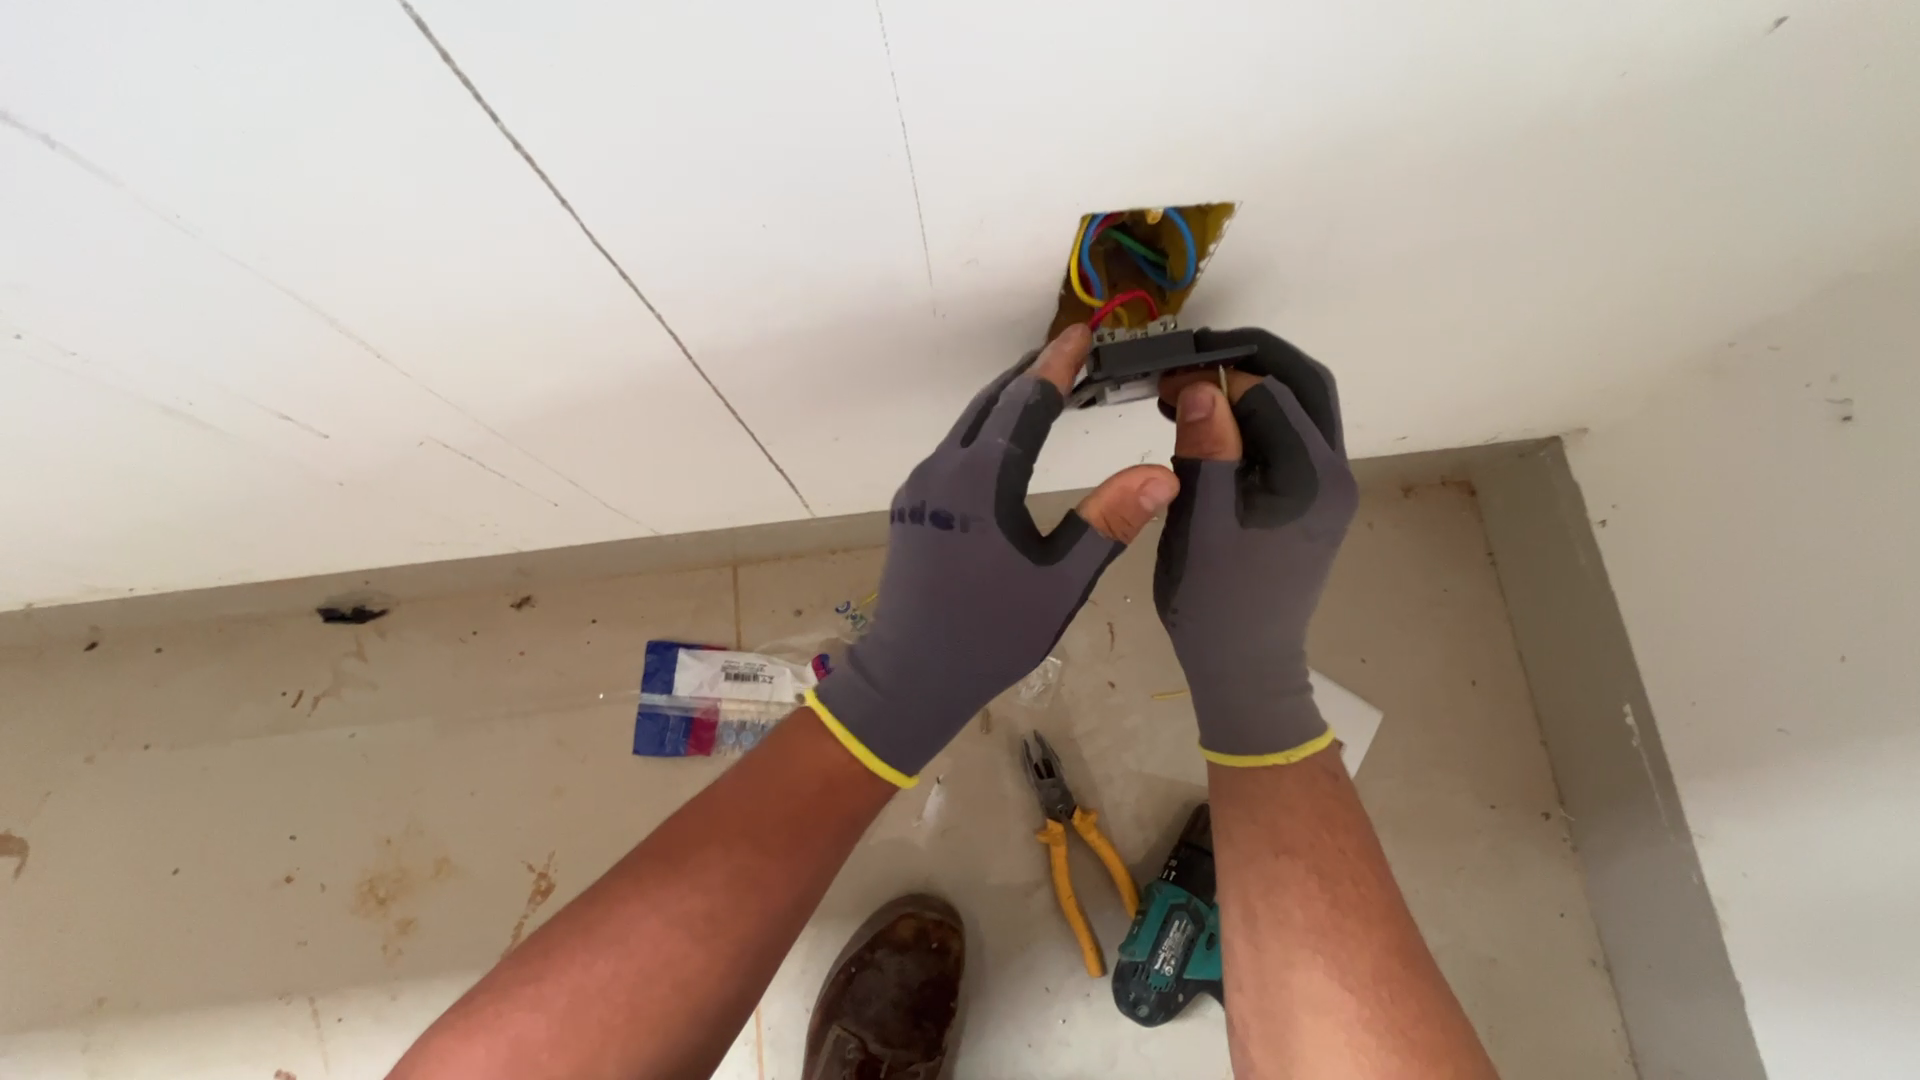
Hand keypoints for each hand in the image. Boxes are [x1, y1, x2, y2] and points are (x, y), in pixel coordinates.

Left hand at [810, 325, 1179, 785]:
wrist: (912, 675)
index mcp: (979, 482)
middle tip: (1068, 352)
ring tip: (1045, 389)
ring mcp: (919, 490)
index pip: (1024, 403)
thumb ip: (1108, 522)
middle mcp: (940, 471)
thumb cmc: (991, 633)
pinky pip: (951, 453)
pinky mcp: (909, 508)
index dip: (1056, 365)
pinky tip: (1005, 444)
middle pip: (989, 405)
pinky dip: (984, 433)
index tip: (1080, 332)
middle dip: (1029, 374)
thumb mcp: (1060, 582)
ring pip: (966, 428)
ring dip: (1005, 402)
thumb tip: (1162, 474)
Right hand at [1153, 329, 1357, 764]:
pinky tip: (1209, 430)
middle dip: (1248, 362)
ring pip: (1297, 410)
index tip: (1168, 378)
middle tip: (1189, 361)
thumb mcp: (1200, 524)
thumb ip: (1207, 450)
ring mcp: (1325, 488)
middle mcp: (1333, 473)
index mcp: (1314, 476)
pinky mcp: (1309, 502)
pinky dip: (1249, 422)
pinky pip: (1286, 441)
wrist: (1244, 665)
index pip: (1273, 391)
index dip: (1220, 372)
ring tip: (1190, 394)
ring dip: (1248, 390)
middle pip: (1303, 387)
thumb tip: (1202, 382)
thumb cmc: (1216, 602)